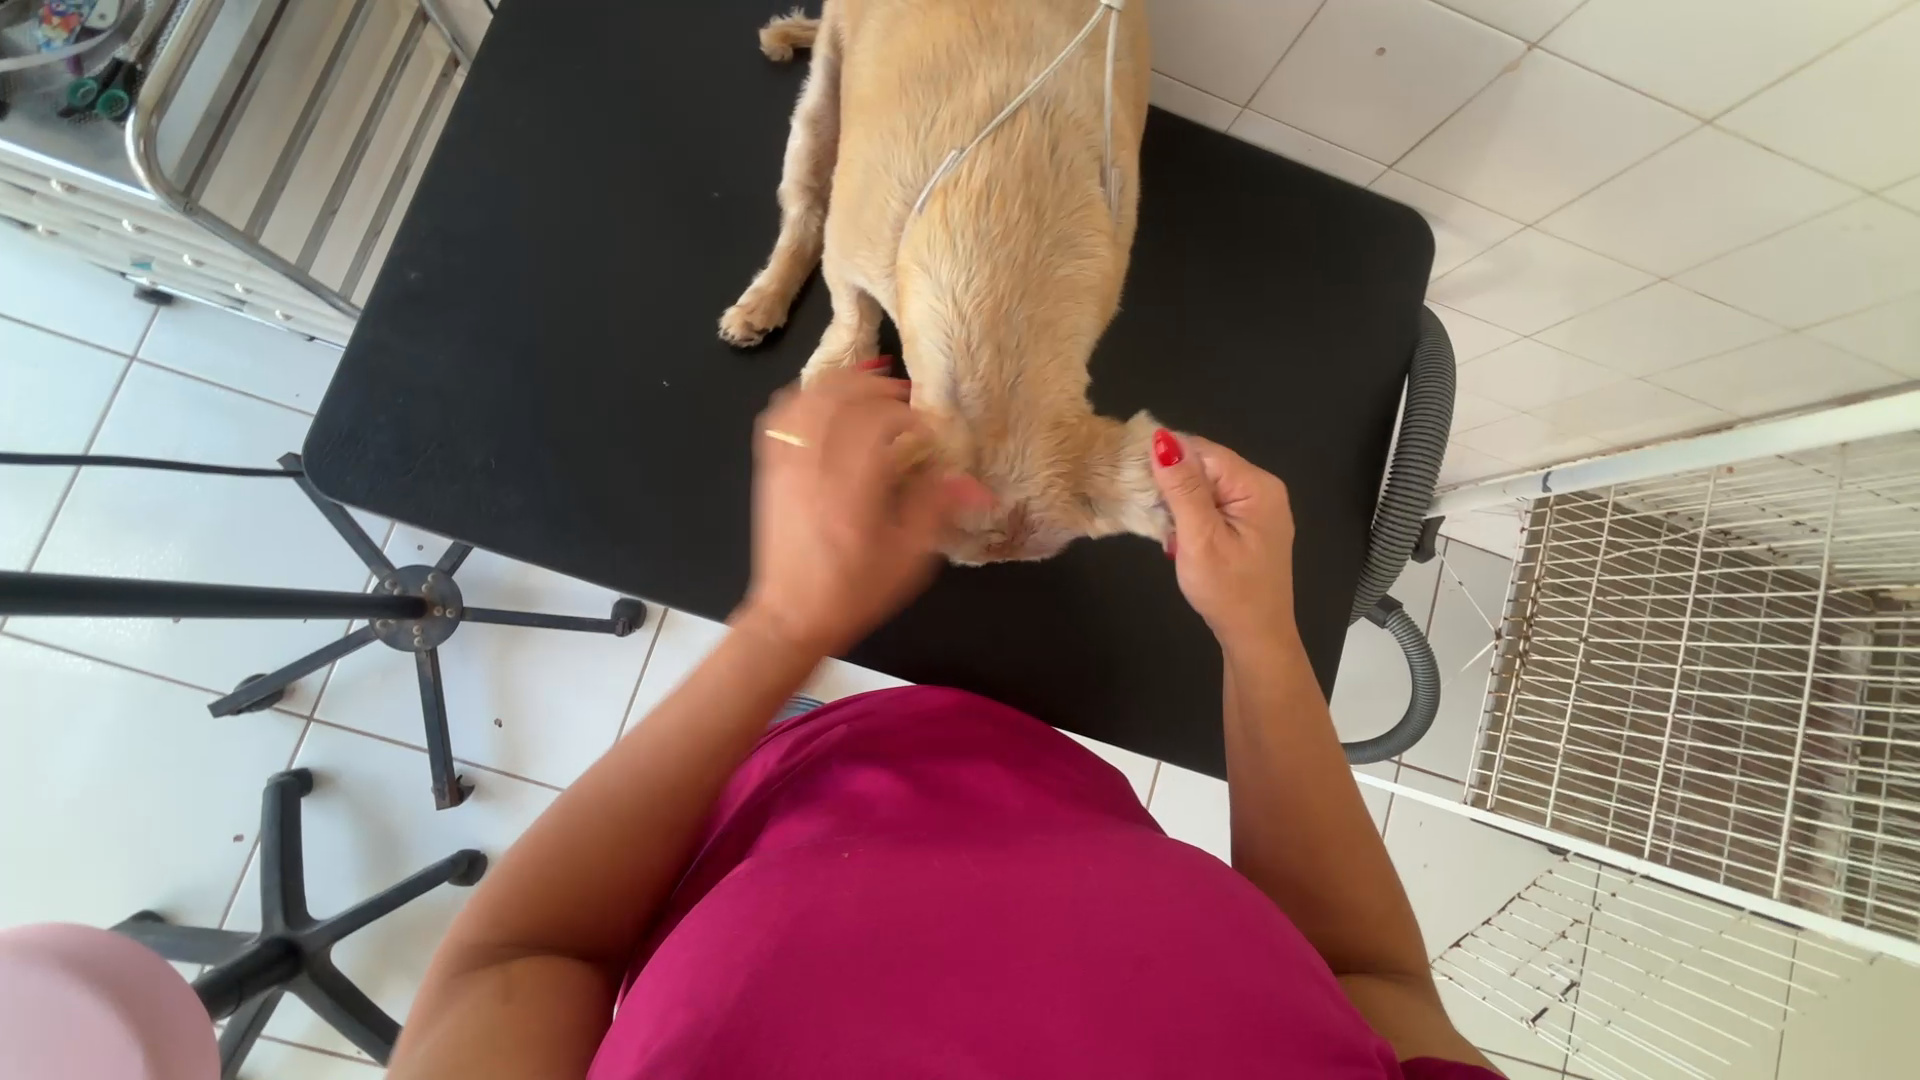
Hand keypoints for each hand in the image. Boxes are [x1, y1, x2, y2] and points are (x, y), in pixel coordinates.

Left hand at [736, 367, 984, 656]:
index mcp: (853, 491)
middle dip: (875, 387)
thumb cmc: (853, 593)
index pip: (878, 422)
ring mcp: (786, 467)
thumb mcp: (908, 561)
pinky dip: (801, 398)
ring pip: (806, 399)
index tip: (926, 431)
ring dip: (839, 385)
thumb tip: (974, 483)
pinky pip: (778, 417)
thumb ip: (936, 512)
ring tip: (866, 391)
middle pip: (839, 397)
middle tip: (901, 398)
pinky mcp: (768, 472)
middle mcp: (815, 469)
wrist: (791, 615)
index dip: (908, 415)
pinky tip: (822, 403)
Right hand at [1149, 430, 1299, 652]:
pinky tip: (1175, 533)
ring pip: (1204, 484)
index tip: (1130, 476)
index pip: (1202, 451)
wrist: (1254, 638)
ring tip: (1157, 524)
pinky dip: (1189, 514)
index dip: (1166, 459)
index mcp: (1256, 486)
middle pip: (1204, 464)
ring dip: (1177, 500)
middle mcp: (1261, 488)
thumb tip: (1162, 439)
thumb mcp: (1200, 538)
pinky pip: (1211, 503)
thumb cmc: (1228, 591)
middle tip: (1141, 506)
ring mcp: (1256, 507)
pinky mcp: (1247, 524)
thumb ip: (1182, 488)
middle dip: (1171, 482)